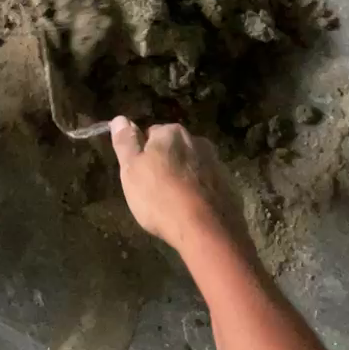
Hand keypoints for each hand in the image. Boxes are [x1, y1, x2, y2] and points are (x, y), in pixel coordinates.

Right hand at [109, 118, 244, 252]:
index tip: (140, 176)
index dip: (142, 155)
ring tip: (174, 203)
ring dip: (184, 177)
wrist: (207, 230)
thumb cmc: (160, 198)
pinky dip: (200, 192)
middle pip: (174, 149)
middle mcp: (197, 141)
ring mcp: (217, 163)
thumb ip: (125, 142)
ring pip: (192, 166)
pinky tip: (193, 211)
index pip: (150, 134)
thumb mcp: (131, 170)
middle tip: (154, 191)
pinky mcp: (229, 185)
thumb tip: (119, 119)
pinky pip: (207, 183)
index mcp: (171, 133)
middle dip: (166, 164)